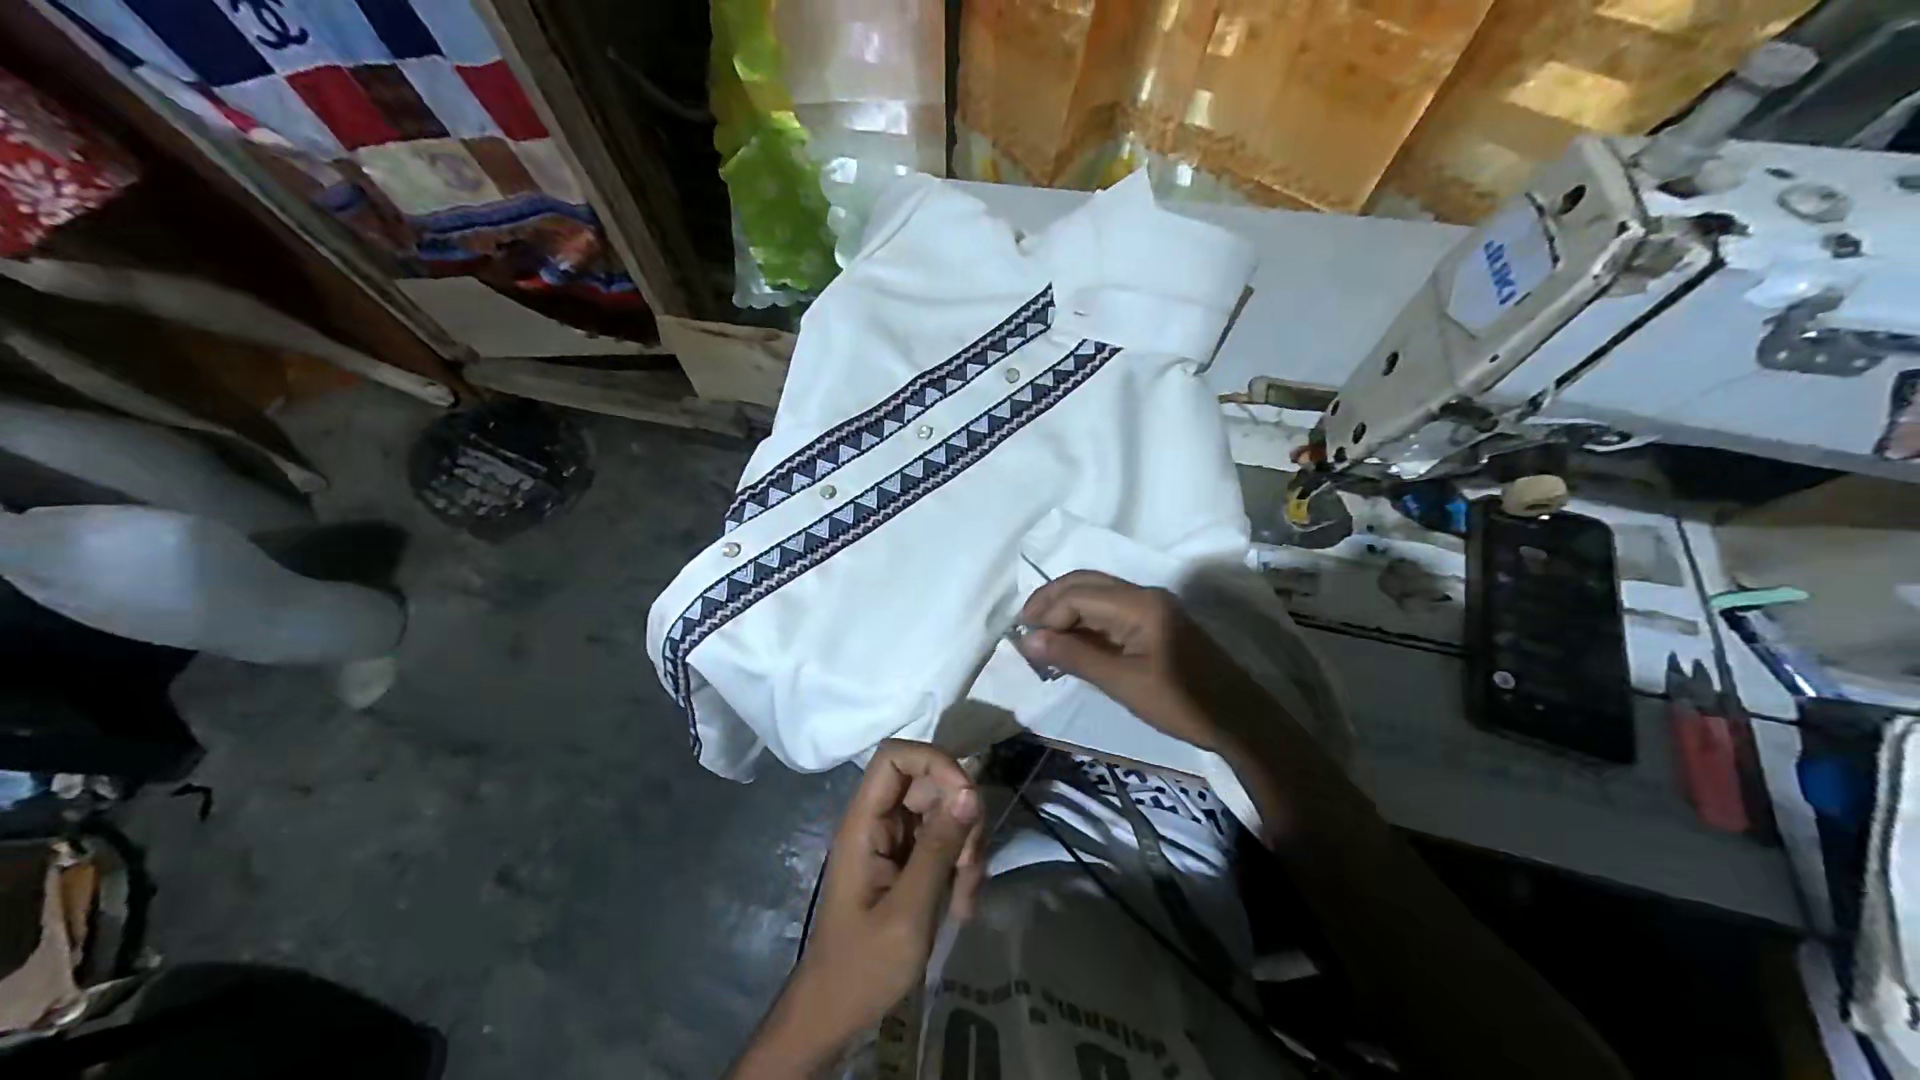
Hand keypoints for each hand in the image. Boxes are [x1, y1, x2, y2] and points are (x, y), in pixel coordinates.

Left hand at [731, 740, 983, 1077]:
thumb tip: (970, 791)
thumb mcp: (908, 911)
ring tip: (966, 898)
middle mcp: (881, 823)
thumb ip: (939, 848)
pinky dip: (963, 868)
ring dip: (967, 850)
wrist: (838, 1014)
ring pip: (946, 815)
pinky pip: (947, 843)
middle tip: (972, 866)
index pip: (895, 757)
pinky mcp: (912, 863)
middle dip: (962, 819)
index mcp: (865, 824)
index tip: (967, 797)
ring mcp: (898, 842)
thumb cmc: (863, 966)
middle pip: (931, 785)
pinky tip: (963, 906)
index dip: (935, 762)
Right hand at [1016, 571, 1269, 750]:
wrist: (1238, 720)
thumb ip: (1075, 657)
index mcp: (1140, 604)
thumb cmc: (1181, 703)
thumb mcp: (1123, 683)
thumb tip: (1028, 640)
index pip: (1079, 594)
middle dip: (1051, 600)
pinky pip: (1110, 608)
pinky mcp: (1155, 621)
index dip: (1047, 613)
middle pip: (1086, 582)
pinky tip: (1070, 638)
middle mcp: (1144, 594)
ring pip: (1097, 593)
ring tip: (1041, 633)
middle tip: (1024, 626)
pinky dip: (1085, 618)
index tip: (1023, 639)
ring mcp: (1152, 606)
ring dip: (1066, 607)